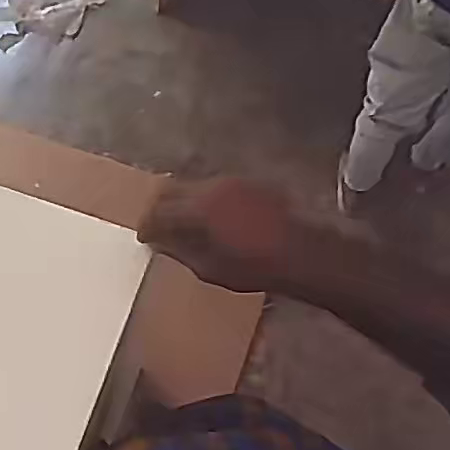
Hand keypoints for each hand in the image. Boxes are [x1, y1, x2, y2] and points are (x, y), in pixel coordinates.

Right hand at [141, 178, 299, 293]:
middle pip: (170, 188)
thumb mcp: (209, 268)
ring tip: (181, 221)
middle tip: (155, 226)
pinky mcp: (250, 182)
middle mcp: (212, 188)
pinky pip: (215, 186)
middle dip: (158, 207)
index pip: (158, 211)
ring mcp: (233, 181)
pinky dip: (203, 198)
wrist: (306, 253)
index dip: (146, 224)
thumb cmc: (256, 267)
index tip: (143, 237)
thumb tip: (160, 243)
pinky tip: (209, 215)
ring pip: (193, 184)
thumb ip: (179, 251)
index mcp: (197, 209)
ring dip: (181, 200)